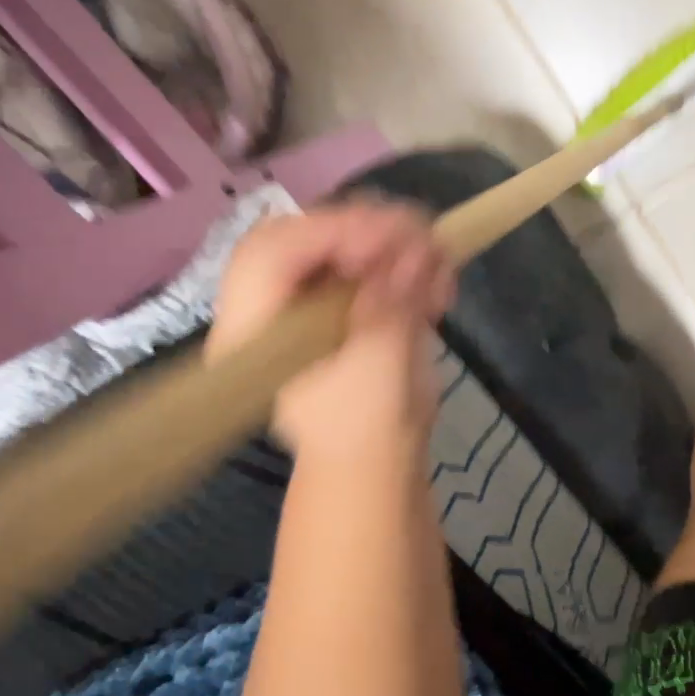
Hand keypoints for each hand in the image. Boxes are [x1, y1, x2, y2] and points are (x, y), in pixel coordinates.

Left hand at [207, 202, 455, 458]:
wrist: (376, 464)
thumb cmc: (368, 426)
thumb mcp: (383, 366)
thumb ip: (394, 304)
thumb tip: (417, 249)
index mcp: (255, 326)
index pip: (275, 251)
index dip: (332, 232)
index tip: (392, 240)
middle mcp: (271, 303)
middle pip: (309, 236)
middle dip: (370, 231)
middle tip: (423, 241)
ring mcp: (306, 299)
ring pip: (342, 242)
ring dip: (397, 245)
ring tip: (439, 267)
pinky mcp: (340, 301)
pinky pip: (368, 262)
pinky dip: (406, 262)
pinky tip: (436, 283)